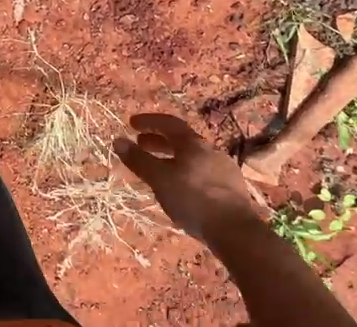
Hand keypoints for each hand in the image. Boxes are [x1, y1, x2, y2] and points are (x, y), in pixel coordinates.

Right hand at [112, 112, 260, 243]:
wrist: (238, 234)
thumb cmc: (193, 200)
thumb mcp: (159, 179)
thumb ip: (138, 160)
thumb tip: (118, 141)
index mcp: (193, 144)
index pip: (169, 123)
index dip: (149, 122)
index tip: (132, 124)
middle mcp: (211, 151)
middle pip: (182, 141)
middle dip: (159, 141)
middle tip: (141, 145)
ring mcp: (225, 171)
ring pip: (194, 159)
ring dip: (174, 159)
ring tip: (160, 171)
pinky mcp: (234, 192)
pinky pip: (205, 174)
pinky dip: (188, 174)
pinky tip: (184, 190)